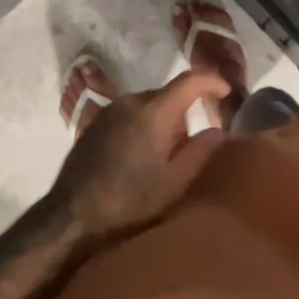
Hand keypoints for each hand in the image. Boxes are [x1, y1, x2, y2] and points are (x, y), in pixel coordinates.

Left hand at [49, 71, 230, 239]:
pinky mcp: (94, 124)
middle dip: (184, 114)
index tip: (227, 92)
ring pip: (148, 106)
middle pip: (168, 95)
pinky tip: (137, 160)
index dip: (211, 81)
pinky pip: (129, 115)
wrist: (71, 218)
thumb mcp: (174, 183)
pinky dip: (141, 128)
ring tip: (162, 159)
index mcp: (153, 111)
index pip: (189, 81)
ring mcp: (109, 110)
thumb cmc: (129, 203)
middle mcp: (130, 101)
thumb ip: (202, 152)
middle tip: (190, 147)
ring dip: (161, 123)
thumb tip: (220, 131)